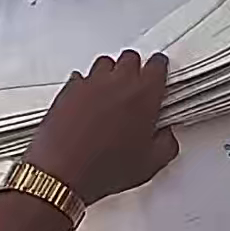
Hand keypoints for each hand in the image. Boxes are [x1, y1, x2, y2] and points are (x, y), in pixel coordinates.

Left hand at [28, 51, 178, 203]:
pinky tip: (88, 99)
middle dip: (135, 67)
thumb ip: (167, 143)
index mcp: (144, 94)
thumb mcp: (151, 163)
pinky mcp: (68, 91)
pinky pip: (80, 77)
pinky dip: (85, 84)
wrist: (62, 173)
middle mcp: (118, 82)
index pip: (157, 65)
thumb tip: (166, 136)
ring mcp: (90, 83)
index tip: (159, 73)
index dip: (160, 68)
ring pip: (105, 63)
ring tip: (112, 91)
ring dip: (111, 73)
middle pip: (131, 57)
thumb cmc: (104, 166)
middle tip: (137, 84)